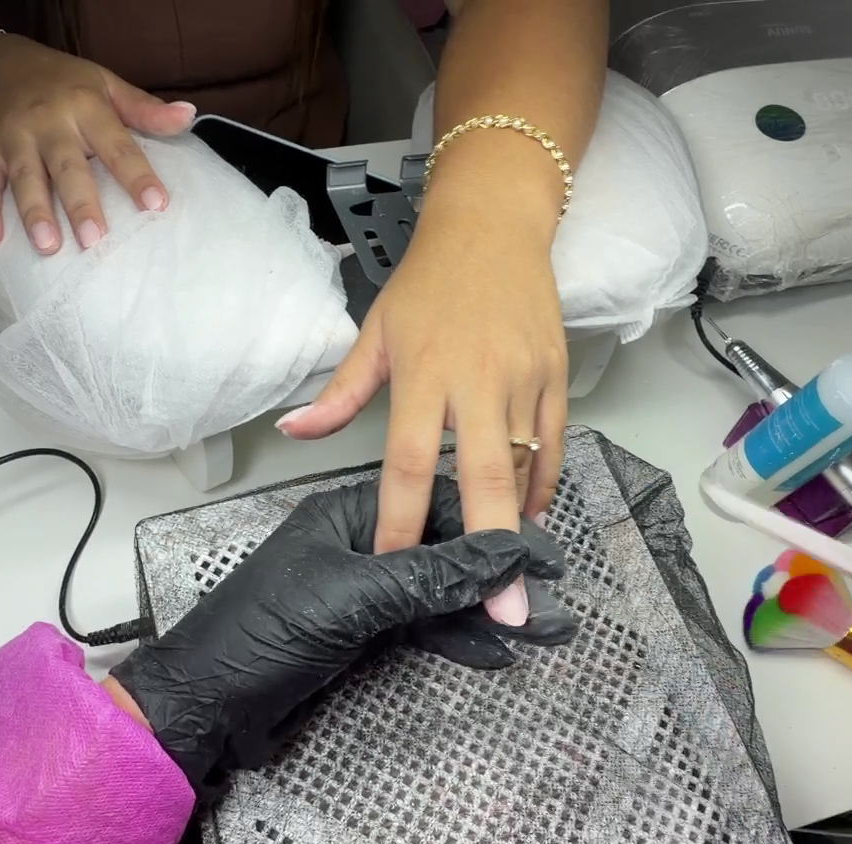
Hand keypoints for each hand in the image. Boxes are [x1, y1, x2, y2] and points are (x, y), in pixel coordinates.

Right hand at [0, 33, 194, 252]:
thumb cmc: (63, 84)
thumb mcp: (105, 85)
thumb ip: (144, 110)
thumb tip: (188, 117)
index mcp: (85, 107)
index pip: (117, 145)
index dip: (136, 175)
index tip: (156, 204)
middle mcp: (48, 121)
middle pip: (67, 167)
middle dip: (80, 203)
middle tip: (94, 240)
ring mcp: (13, 135)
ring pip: (24, 177)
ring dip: (34, 212)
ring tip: (48, 246)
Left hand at [112, 477, 576, 800]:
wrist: (207, 702)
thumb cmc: (269, 631)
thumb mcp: (354, 595)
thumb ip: (433, 575)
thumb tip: (509, 556)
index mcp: (351, 513)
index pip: (438, 508)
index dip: (495, 531)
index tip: (549, 559)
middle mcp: (360, 544)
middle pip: (443, 555)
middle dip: (498, 582)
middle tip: (555, 610)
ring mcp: (359, 592)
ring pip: (434, 597)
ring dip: (482, 616)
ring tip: (541, 636)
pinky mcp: (357, 634)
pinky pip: (415, 629)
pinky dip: (450, 639)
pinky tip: (491, 653)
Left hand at [277, 197, 568, 553]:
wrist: (493, 225)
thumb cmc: (427, 284)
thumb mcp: (374, 332)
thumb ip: (339, 393)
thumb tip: (293, 431)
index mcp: (423, 377)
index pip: (409, 464)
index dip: (402, 522)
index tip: (398, 569)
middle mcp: (478, 384)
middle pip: (484, 479)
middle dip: (491, 550)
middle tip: (503, 610)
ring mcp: (525, 381)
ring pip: (526, 468)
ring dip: (519, 526)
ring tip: (514, 579)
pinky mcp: (558, 376)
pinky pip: (556, 445)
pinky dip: (545, 485)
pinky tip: (532, 518)